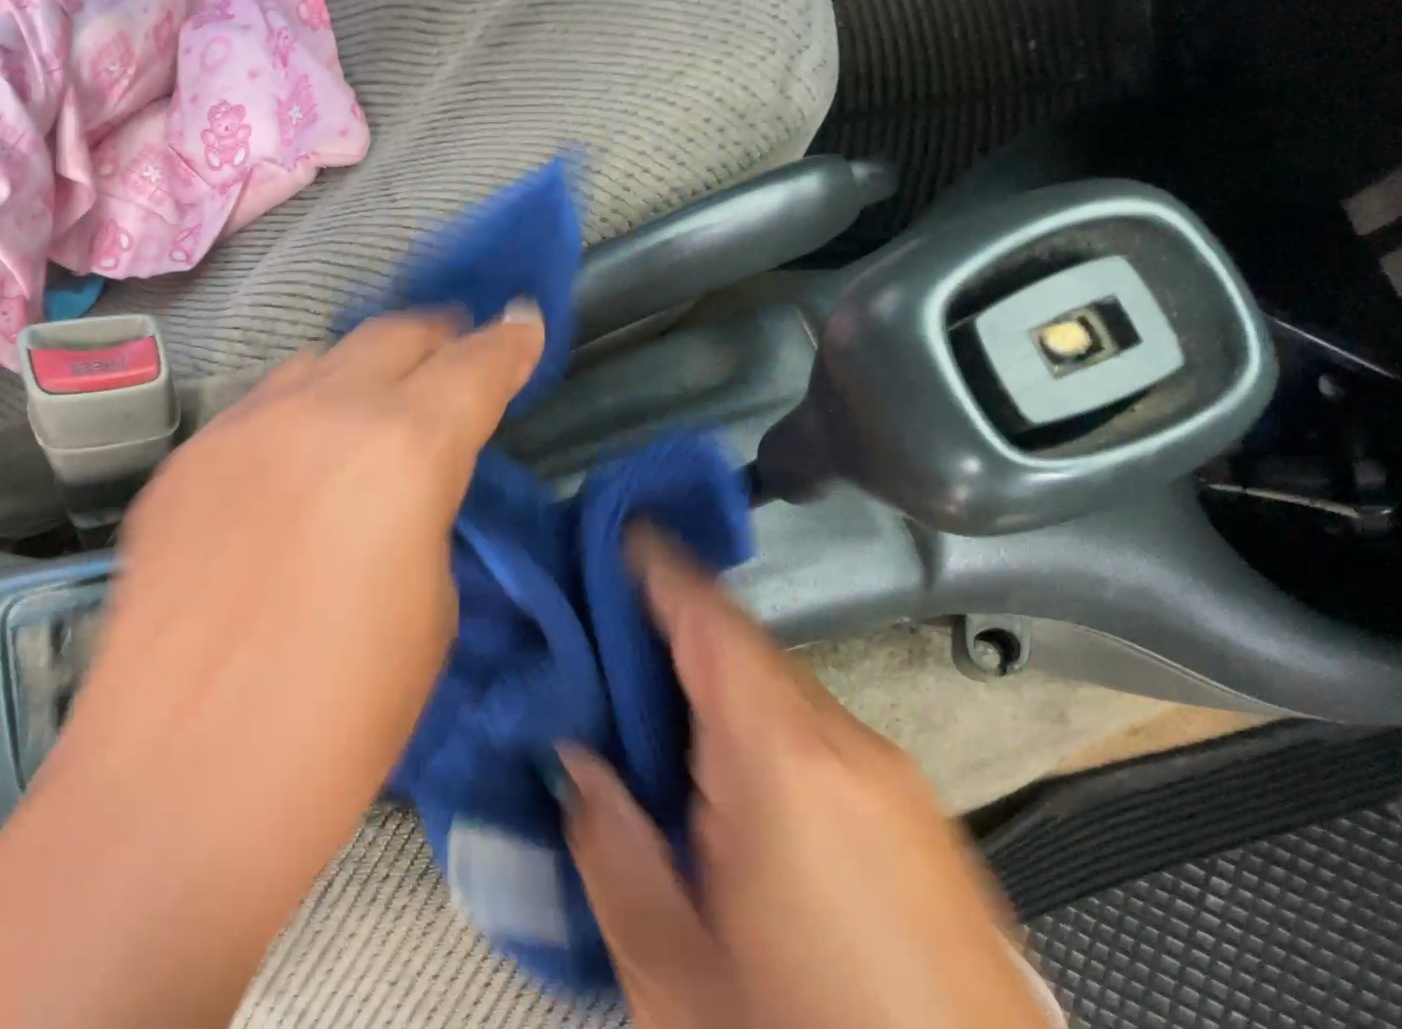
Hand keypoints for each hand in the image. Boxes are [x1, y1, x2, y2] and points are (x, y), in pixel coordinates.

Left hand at [0, 305, 542, 1028]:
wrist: (183, 781)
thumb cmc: (341, 722)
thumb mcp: (429, 613)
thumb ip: (423, 522)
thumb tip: (404, 494)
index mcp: (401, 452)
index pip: (472, 367)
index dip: (508, 344)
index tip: (524, 326)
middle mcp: (314, 415)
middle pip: (388, 338)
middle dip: (435, 340)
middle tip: (459, 353)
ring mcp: (233, 434)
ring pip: (312, 366)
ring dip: (358, 374)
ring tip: (378, 404)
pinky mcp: (177, 469)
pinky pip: (254, 416)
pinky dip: (295, 420)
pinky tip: (297, 466)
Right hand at [558, 527, 1061, 1028]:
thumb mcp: (672, 966)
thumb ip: (611, 846)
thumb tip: (578, 762)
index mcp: (784, 767)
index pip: (715, 628)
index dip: (663, 572)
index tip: (619, 535)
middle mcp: (853, 752)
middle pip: (746, 659)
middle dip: (672, 643)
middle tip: (600, 654)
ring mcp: (900, 785)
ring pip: (785, 700)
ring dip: (716, 695)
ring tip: (651, 732)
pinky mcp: (923, 822)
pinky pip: (824, 743)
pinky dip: (764, 737)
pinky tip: (728, 794)